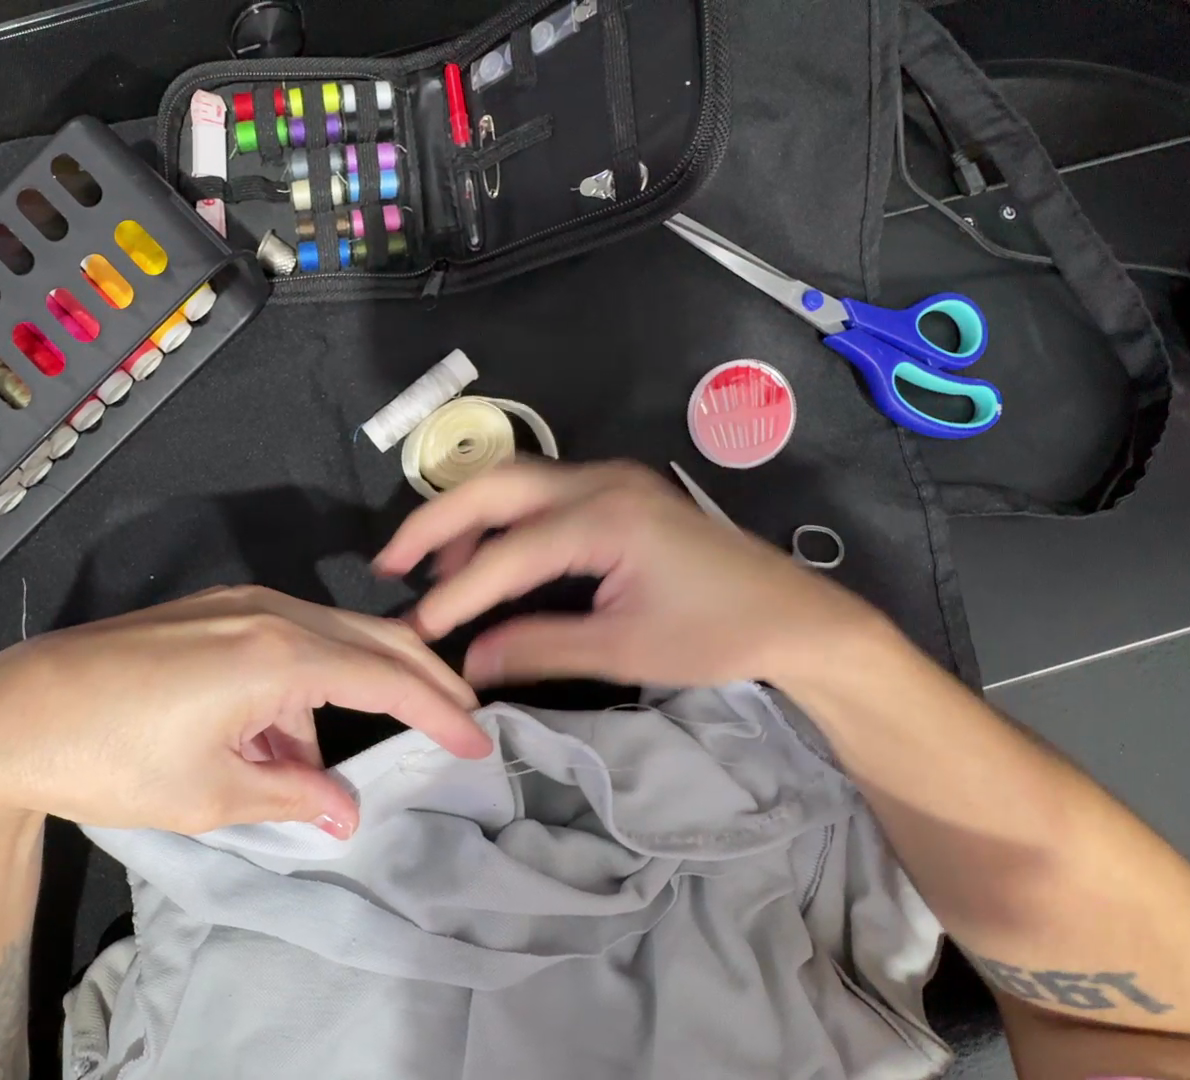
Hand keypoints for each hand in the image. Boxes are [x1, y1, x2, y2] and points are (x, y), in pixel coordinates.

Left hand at [0, 586, 490, 839]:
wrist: (13, 714)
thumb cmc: (113, 759)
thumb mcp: (211, 794)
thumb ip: (291, 795)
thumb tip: (343, 811)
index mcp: (279, 654)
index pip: (386, 678)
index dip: (440, 711)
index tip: (478, 740)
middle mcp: (269, 611)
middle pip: (373, 638)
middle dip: (422, 678)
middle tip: (457, 718)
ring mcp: (238, 603)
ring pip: (330, 635)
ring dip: (350, 686)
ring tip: (322, 761)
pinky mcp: (213, 611)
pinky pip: (286, 637)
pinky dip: (306, 679)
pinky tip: (276, 729)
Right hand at [373, 460, 891, 689]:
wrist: (800, 618)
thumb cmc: (717, 635)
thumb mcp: (622, 649)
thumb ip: (537, 647)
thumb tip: (467, 661)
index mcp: (605, 519)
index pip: (507, 554)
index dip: (455, 594)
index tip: (415, 630)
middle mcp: (600, 481)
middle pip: (495, 485)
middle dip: (435, 523)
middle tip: (390, 563)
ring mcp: (610, 479)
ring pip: (514, 482)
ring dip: (466, 519)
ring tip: (430, 567)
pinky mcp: (616, 492)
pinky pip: (540, 494)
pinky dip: (501, 521)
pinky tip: (488, 556)